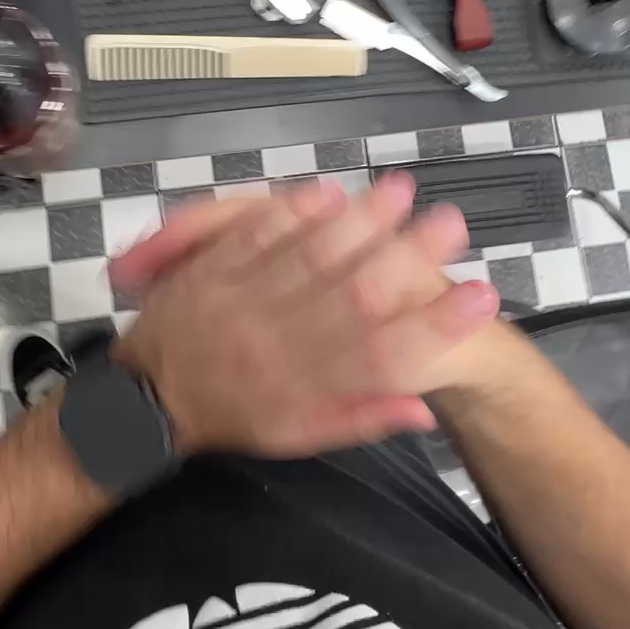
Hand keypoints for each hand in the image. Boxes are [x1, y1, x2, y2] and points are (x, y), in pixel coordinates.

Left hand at [108, 174, 499, 457]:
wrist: (149, 402)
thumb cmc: (233, 417)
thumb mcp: (297, 437)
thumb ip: (357, 419)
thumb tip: (423, 409)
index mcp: (305, 390)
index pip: (383, 357)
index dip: (435, 328)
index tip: (480, 296)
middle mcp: (278, 345)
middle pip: (352, 295)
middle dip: (406, 255)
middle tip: (449, 220)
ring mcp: (241, 304)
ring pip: (307, 259)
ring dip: (356, 223)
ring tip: (398, 192)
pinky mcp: (208, 273)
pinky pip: (250, 240)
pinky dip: (288, 215)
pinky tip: (324, 191)